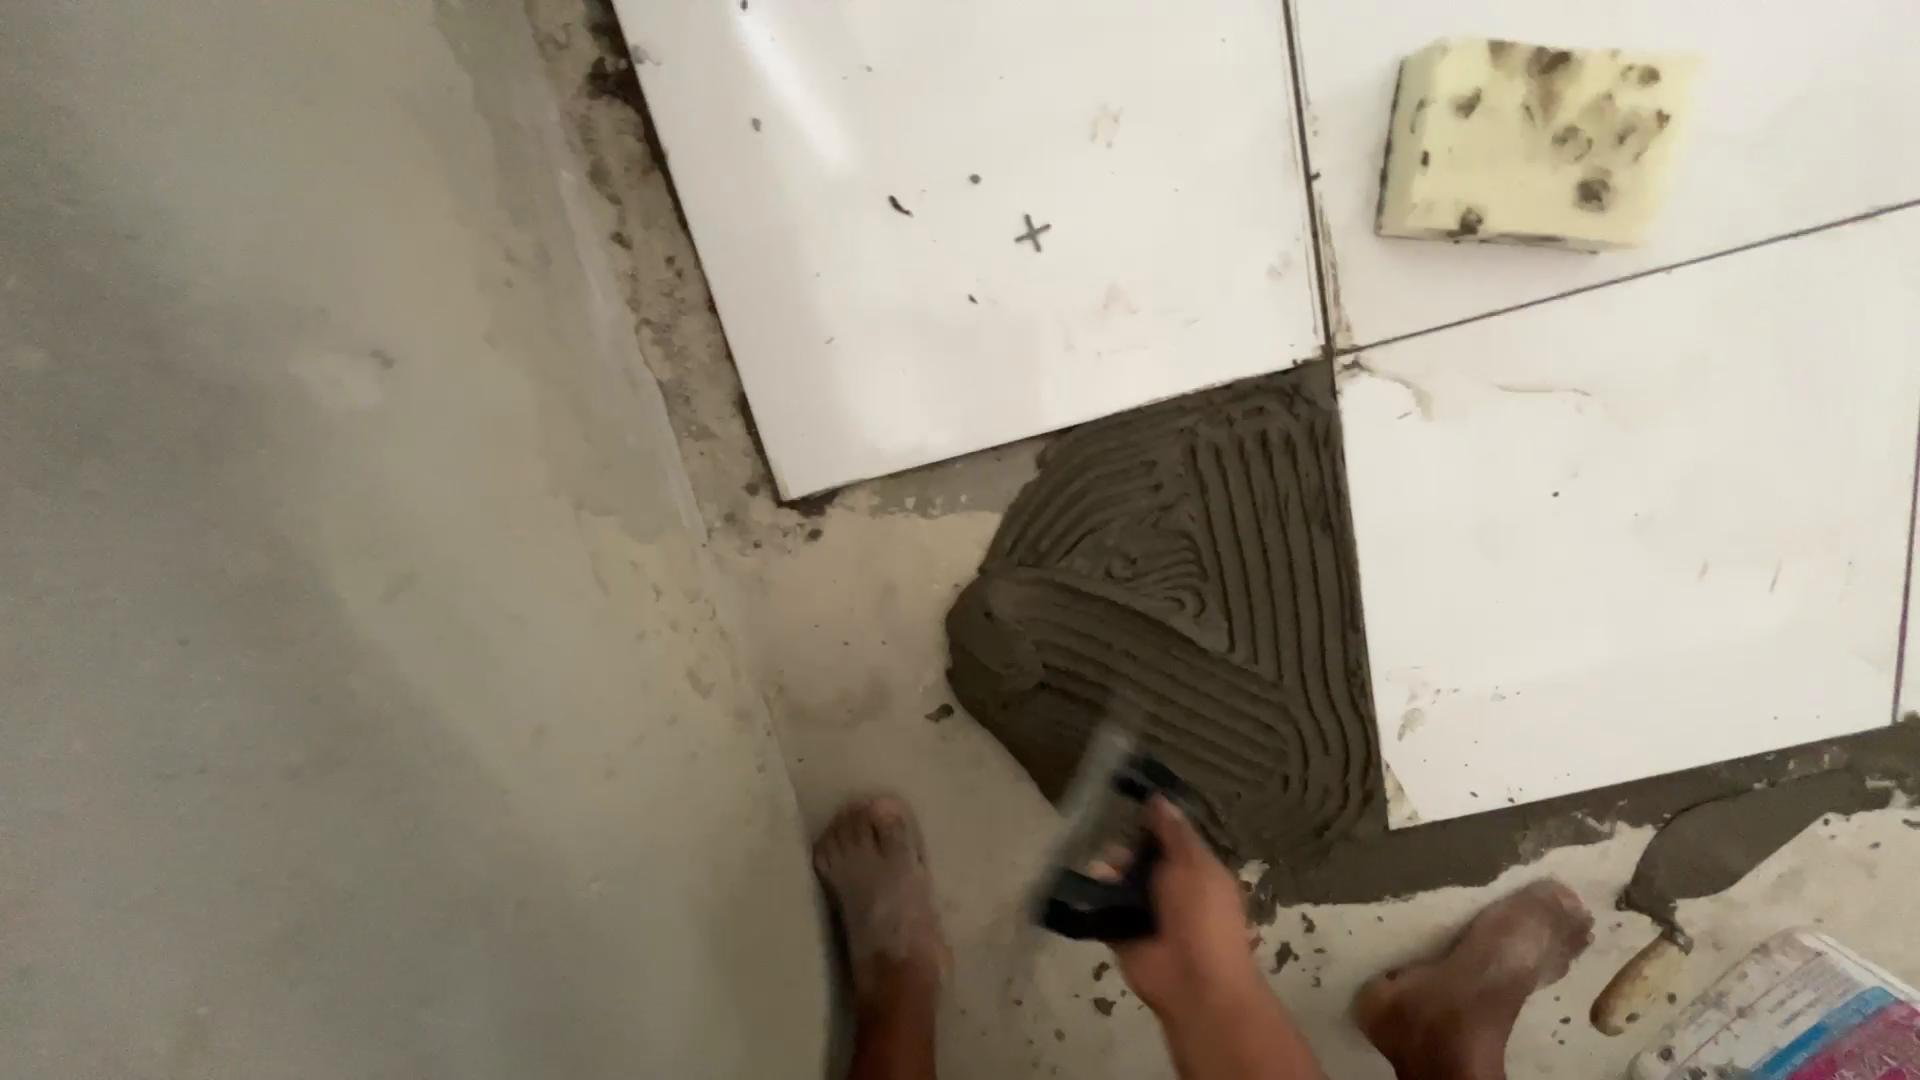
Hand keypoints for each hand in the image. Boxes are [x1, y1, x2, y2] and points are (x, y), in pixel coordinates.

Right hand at [1112, 797, 1263, 1018]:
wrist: (1194, 981)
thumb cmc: (1203, 915)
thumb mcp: (1193, 863)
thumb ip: (1173, 831)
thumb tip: (1160, 797)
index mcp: (1196, 873)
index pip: (1170, 840)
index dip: (1153, 823)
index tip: (1131, 803)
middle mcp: (1171, 891)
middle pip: (1141, 859)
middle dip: (1126, 850)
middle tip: (1117, 851)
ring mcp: (1146, 914)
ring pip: (1119, 882)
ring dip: (1109, 872)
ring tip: (1103, 872)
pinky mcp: (1121, 934)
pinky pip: (1102, 909)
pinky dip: (1094, 899)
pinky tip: (1089, 888)